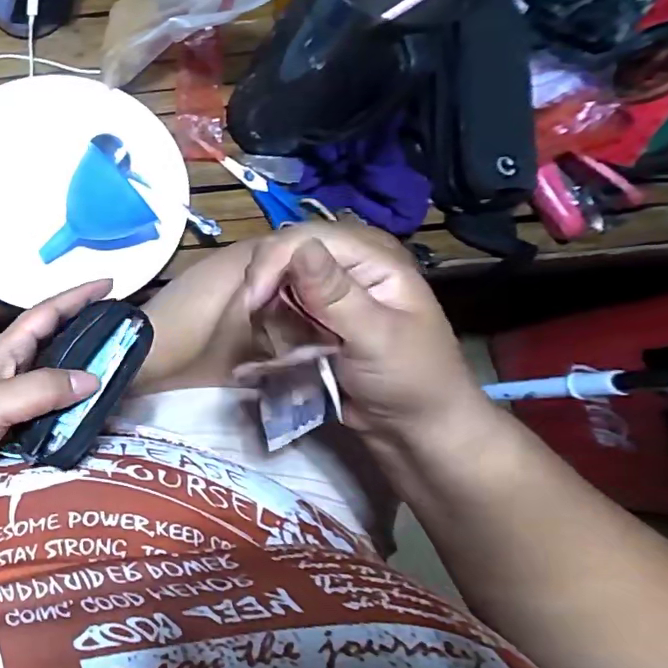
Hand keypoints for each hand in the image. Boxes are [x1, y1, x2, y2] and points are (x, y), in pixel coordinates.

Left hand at [0, 280, 110, 483]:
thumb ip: (43, 388)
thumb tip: (93, 379)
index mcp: (8, 348)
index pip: (47, 313)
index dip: (77, 296)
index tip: (108, 284)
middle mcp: (14, 364)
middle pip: (56, 338)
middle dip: (86, 326)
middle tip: (121, 325)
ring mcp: (16, 391)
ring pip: (58, 370)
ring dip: (84, 365)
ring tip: (117, 363)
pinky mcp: (18, 416)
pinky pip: (54, 400)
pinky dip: (75, 399)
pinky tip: (93, 405)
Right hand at [238, 223, 487, 439]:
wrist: (415, 429)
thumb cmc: (409, 381)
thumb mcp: (376, 338)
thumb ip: (337, 294)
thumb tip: (301, 247)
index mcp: (376, 262)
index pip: (312, 238)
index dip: (277, 259)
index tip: (254, 300)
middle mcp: (352, 268)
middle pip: (291, 250)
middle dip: (265, 277)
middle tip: (251, 313)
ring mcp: (334, 292)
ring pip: (282, 276)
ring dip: (265, 298)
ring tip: (258, 326)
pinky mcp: (319, 316)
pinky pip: (283, 302)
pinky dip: (270, 315)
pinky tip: (268, 332)